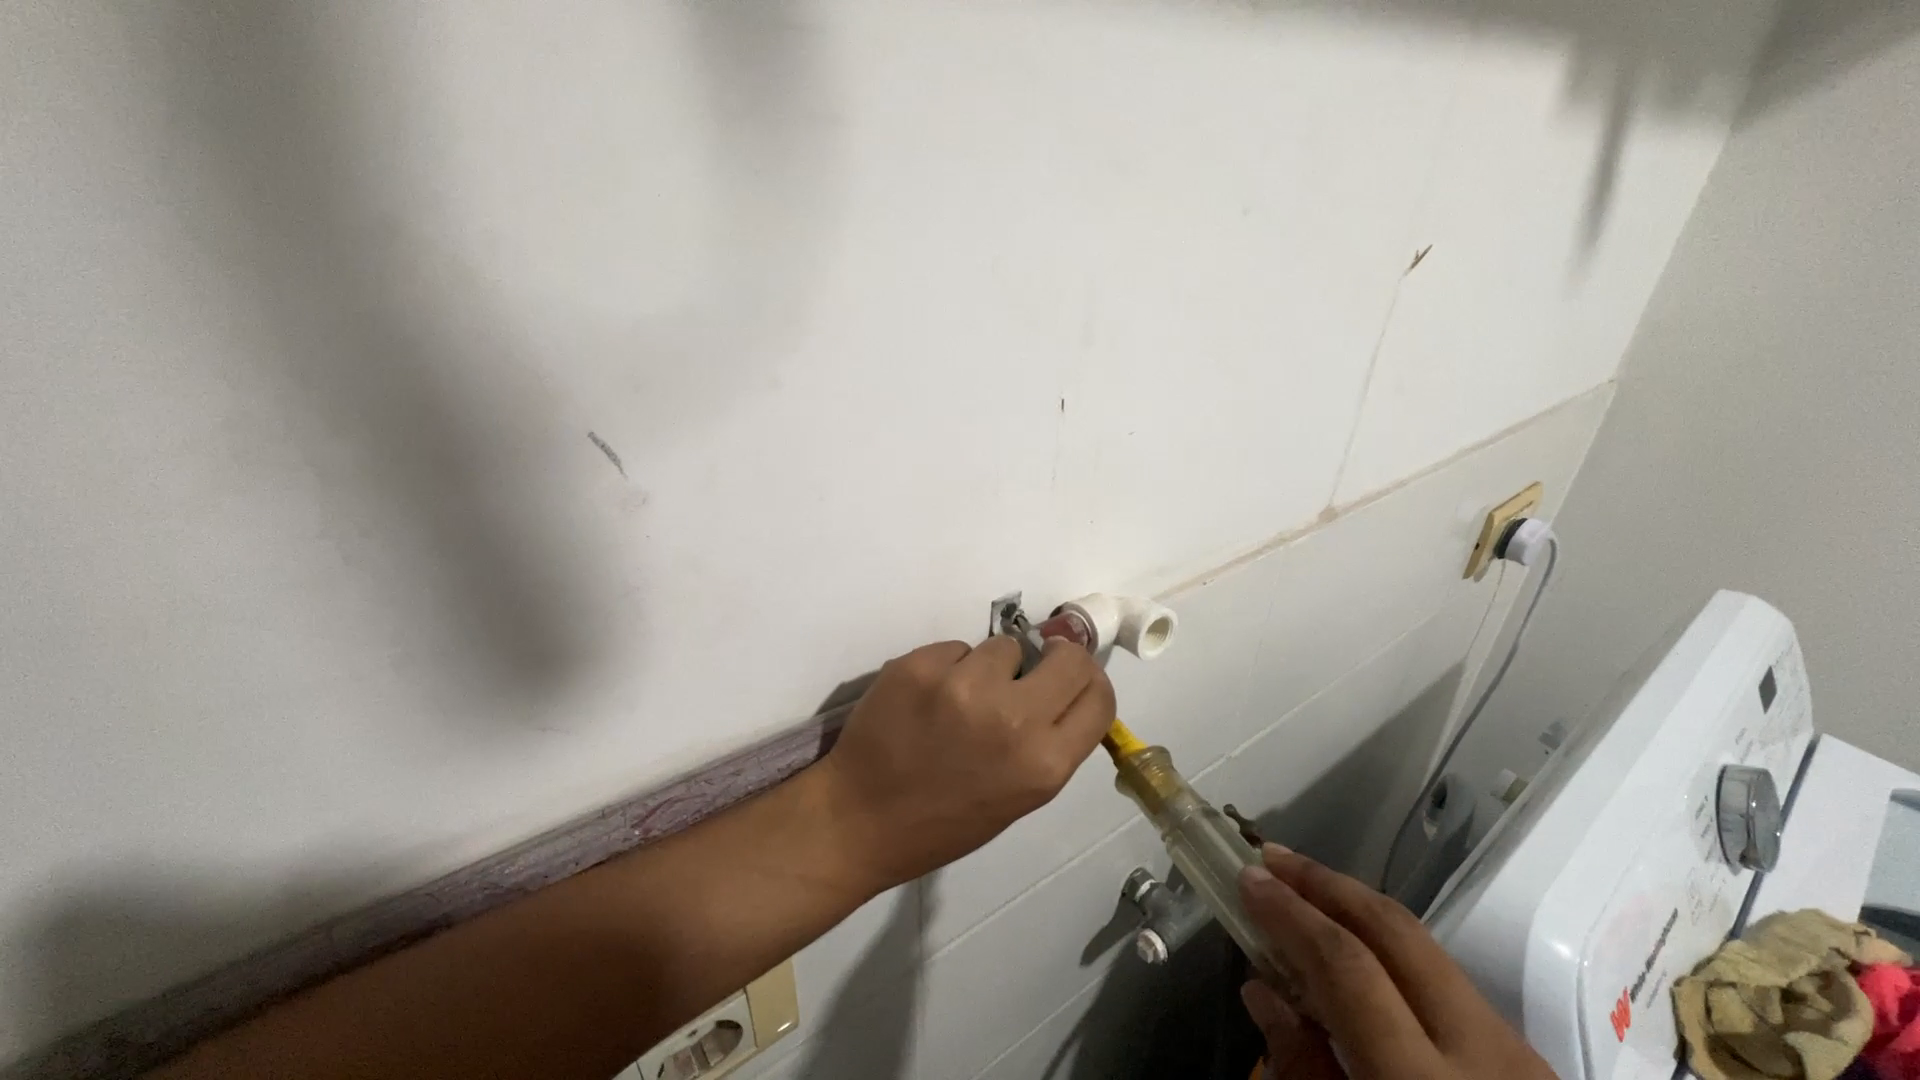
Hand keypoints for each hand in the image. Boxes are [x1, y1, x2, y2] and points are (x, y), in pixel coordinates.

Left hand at [816, 637, 1115, 890]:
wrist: (861, 819)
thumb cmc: (944, 821)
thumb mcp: (1019, 798)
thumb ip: (1049, 744)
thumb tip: (1062, 691)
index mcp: (1045, 764)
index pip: (1099, 697)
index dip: (1088, 683)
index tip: (1070, 680)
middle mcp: (1014, 719)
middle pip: (1069, 658)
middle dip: (1054, 658)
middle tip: (1029, 669)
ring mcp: (964, 687)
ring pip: (1004, 646)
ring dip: (990, 666)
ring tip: (959, 699)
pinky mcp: (921, 666)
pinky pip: (956, 647)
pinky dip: (947, 666)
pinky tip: (925, 698)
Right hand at [1236, 845, 1553, 1079]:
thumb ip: (1304, 1070)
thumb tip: (1262, 990)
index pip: (1350, 969)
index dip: (1292, 914)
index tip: (1247, 877)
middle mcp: (1484, 1056)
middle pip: (1398, 933)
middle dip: (1327, 884)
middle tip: (1270, 858)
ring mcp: (1517, 1054)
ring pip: (1427, 948)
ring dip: (1356, 909)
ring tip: (1302, 890)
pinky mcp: (1528, 1058)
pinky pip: (1444, 981)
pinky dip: (1390, 950)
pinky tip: (1353, 949)